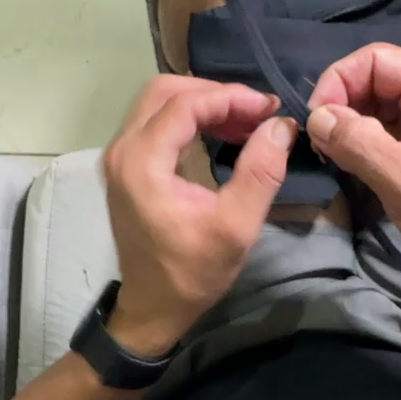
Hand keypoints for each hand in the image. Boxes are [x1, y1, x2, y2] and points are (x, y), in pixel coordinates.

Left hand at [103, 75, 294, 355]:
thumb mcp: (236, 227)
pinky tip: (221, 133)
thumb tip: (281, 125)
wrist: (153, 308)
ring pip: (159, 103)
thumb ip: (260, 172)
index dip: (231, 97)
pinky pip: (154, 122)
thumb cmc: (192, 273)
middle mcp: (121, 150)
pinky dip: (189, 119)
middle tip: (257, 112)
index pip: (185, 104)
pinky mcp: (125, 165)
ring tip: (245, 121)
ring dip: (202, 104)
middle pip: (165, 91)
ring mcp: (118, 157)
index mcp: (141, 163)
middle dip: (215, 94)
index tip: (270, 108)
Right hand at [306, 43, 400, 273]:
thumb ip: (357, 143)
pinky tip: (356, 163)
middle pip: (376, 78)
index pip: (374, 59)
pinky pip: (391, 123)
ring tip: (336, 158)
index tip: (315, 125)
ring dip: (352, 126)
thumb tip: (316, 118)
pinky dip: (367, 139)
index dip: (336, 84)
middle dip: (342, 107)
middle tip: (322, 147)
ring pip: (379, 102)